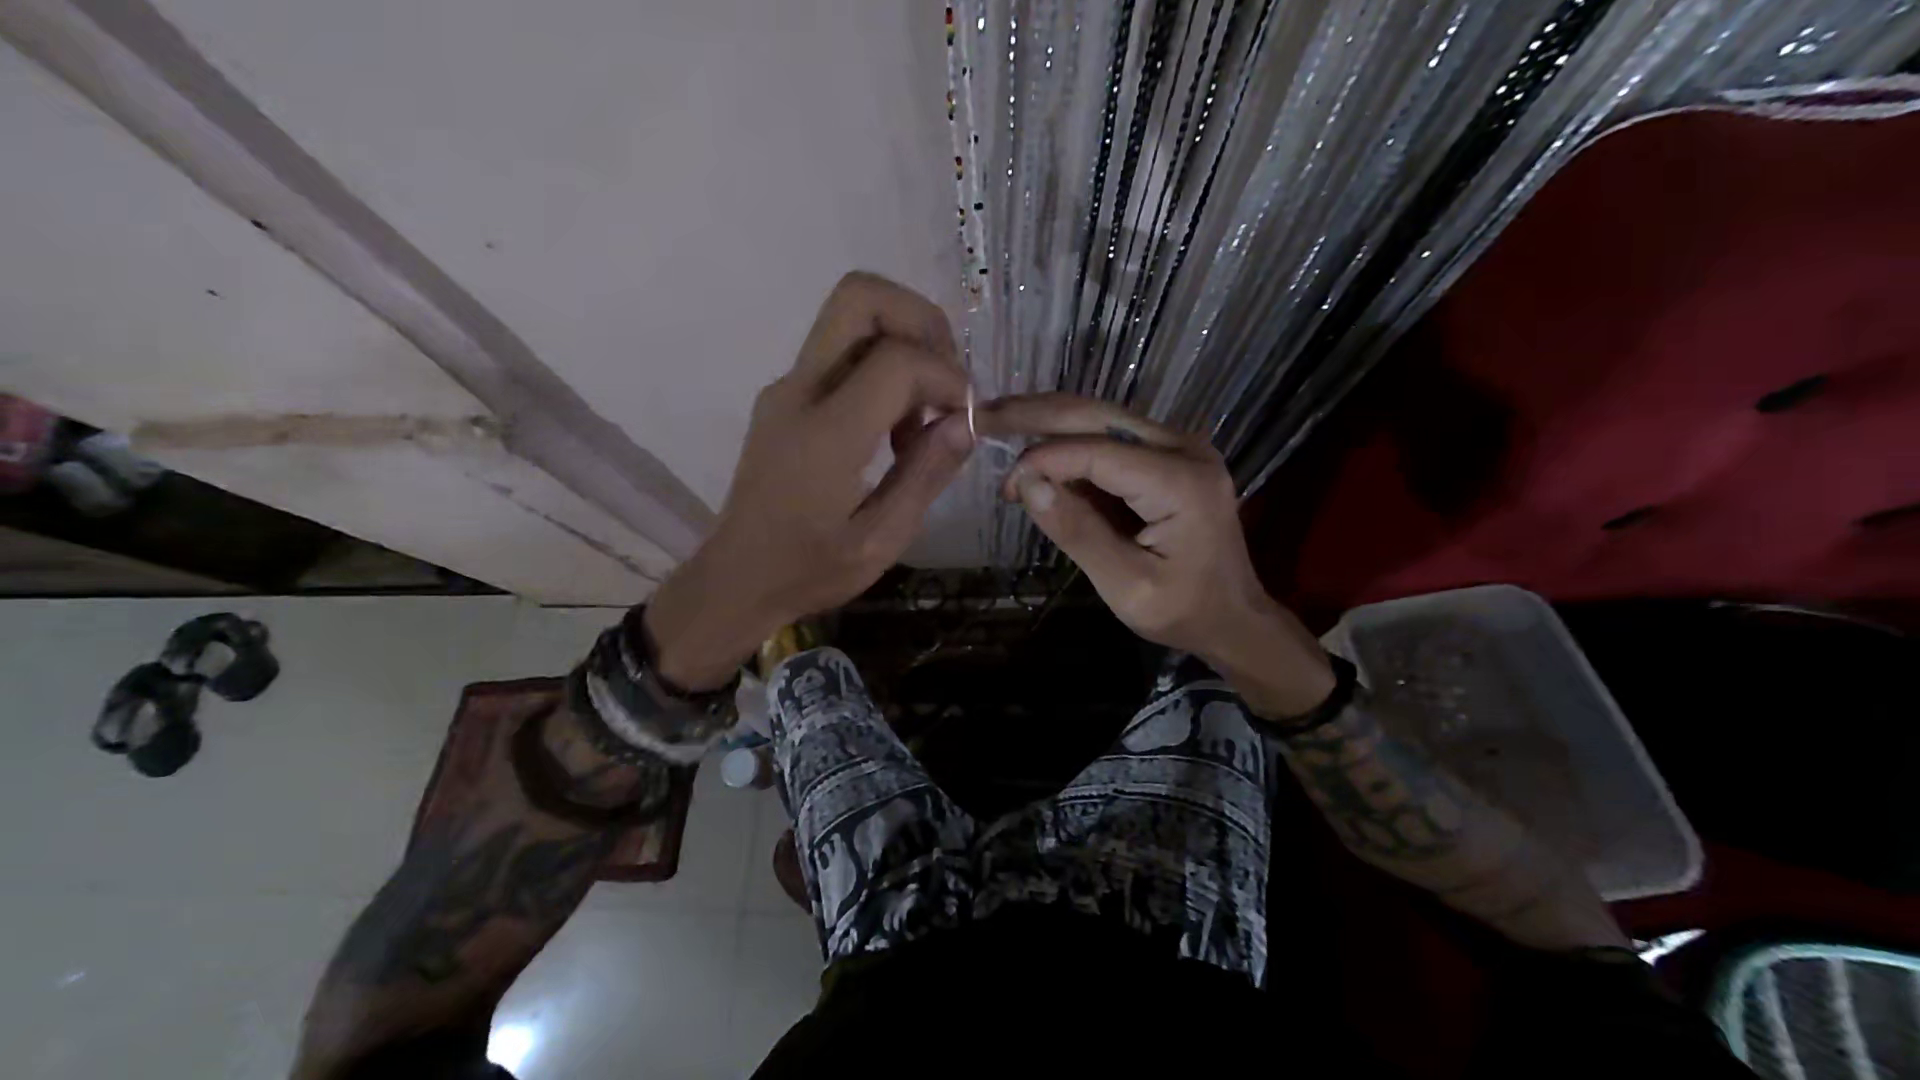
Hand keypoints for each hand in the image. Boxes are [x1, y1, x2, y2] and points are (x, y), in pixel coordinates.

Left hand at [646, 272, 973, 688]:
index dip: (945, 377)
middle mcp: (799, 392)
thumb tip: (965, 421)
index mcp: (826, 434)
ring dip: (902, 342)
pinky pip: (841, 351)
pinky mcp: (785, 396)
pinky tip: (894, 429)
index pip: (897, 358)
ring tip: (922, 413)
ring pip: (850, 315)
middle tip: (945, 378)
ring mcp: (787, 388)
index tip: (962, 419)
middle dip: (921, 321)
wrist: (737, 578)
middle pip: (860, 296)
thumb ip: (925, 475)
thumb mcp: (880, 541)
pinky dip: (881, 367)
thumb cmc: (809, 570)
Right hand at [978, 393, 1334, 717]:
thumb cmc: (1184, 611)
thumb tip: (1024, 482)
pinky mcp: (1169, 456)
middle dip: (1037, 414)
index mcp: (1181, 482)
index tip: (1006, 487)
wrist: (1235, 617)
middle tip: (983, 415)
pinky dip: (1070, 446)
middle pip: (1098, 415)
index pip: (1097, 451)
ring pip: (1101, 419)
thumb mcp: (1126, 585)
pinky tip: (1037, 455)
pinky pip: (1111, 439)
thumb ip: (1077, 532)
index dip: (1044, 460)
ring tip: (998, 425)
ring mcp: (1180, 447)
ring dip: (1049, 424)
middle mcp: (1185, 448)